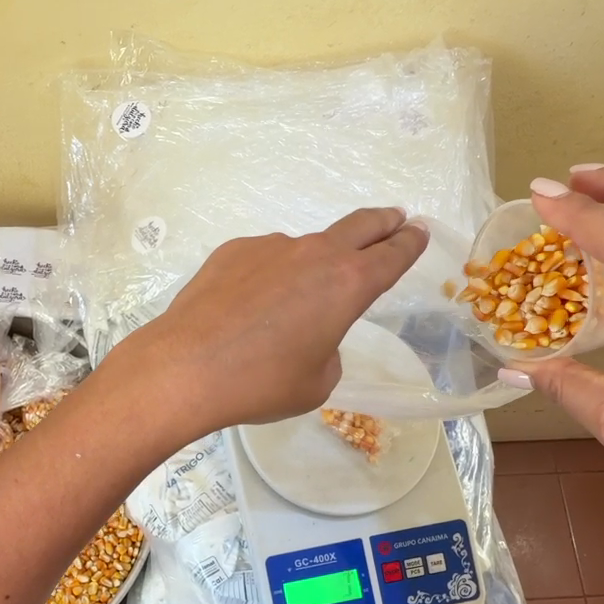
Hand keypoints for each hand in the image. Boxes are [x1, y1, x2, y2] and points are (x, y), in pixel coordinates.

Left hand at [112, 208, 427, 435]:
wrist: (186, 369)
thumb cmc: (261, 384)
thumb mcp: (315, 384)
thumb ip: (327, 351)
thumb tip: (310, 335)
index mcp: (348, 284)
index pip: (392, 255)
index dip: (409, 244)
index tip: (418, 231)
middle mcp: (313, 254)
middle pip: (359, 226)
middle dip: (381, 223)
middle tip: (394, 220)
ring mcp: (268, 247)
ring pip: (302, 249)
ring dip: (309, 264)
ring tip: (290, 302)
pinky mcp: (230, 252)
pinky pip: (261, 261)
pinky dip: (265, 277)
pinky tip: (245, 308)